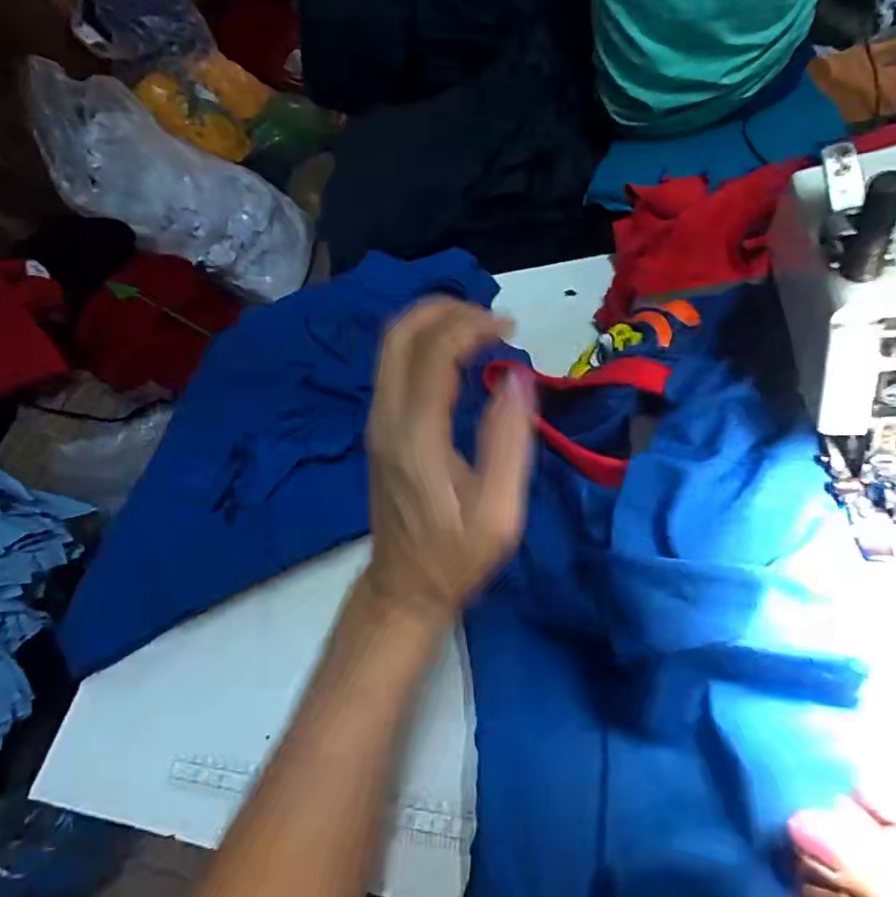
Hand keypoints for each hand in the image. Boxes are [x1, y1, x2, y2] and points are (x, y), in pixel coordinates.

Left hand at [363, 298, 535, 625]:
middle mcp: (387, 418)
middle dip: (445, 309)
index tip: (511, 329)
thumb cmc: (455, 556)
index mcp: (417, 435)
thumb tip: (518, 378)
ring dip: (433, 323)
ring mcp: (377, 421)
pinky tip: (459, 358)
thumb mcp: (499, 512)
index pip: (435, 351)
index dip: (473, 325)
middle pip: (399, 332)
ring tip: (480, 330)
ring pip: (391, 345)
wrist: (402, 587)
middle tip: (491, 318)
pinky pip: (394, 366)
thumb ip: (509, 441)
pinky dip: (426, 345)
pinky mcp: (378, 428)